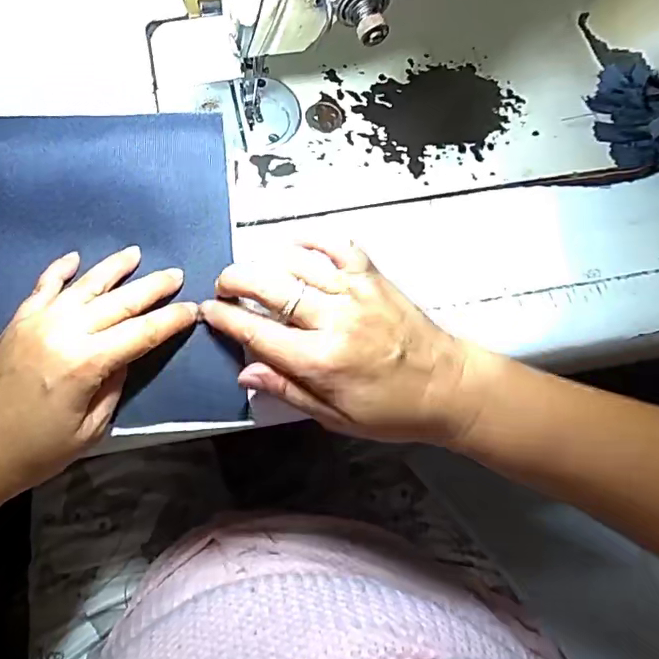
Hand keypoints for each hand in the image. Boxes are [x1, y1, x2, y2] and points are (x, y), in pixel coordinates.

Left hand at [0, 247, 198, 516]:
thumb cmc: (34, 452)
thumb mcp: (88, 431)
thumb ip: (111, 388)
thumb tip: (121, 360)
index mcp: (86, 363)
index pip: (141, 333)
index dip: (170, 321)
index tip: (192, 309)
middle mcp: (65, 331)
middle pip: (118, 302)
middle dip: (152, 287)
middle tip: (176, 274)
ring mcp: (38, 321)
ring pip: (84, 285)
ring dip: (113, 268)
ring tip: (135, 254)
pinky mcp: (17, 321)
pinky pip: (43, 287)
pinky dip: (61, 270)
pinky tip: (75, 258)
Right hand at [199, 238, 493, 446]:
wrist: (450, 387)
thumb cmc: (392, 410)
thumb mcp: (335, 416)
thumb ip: (288, 390)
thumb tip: (246, 372)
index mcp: (321, 361)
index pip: (258, 332)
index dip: (226, 318)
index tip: (209, 310)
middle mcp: (334, 320)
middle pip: (270, 287)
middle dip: (236, 281)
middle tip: (223, 286)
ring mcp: (355, 293)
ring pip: (297, 264)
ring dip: (266, 262)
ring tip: (254, 272)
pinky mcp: (374, 278)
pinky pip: (338, 247)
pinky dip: (313, 241)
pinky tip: (295, 247)